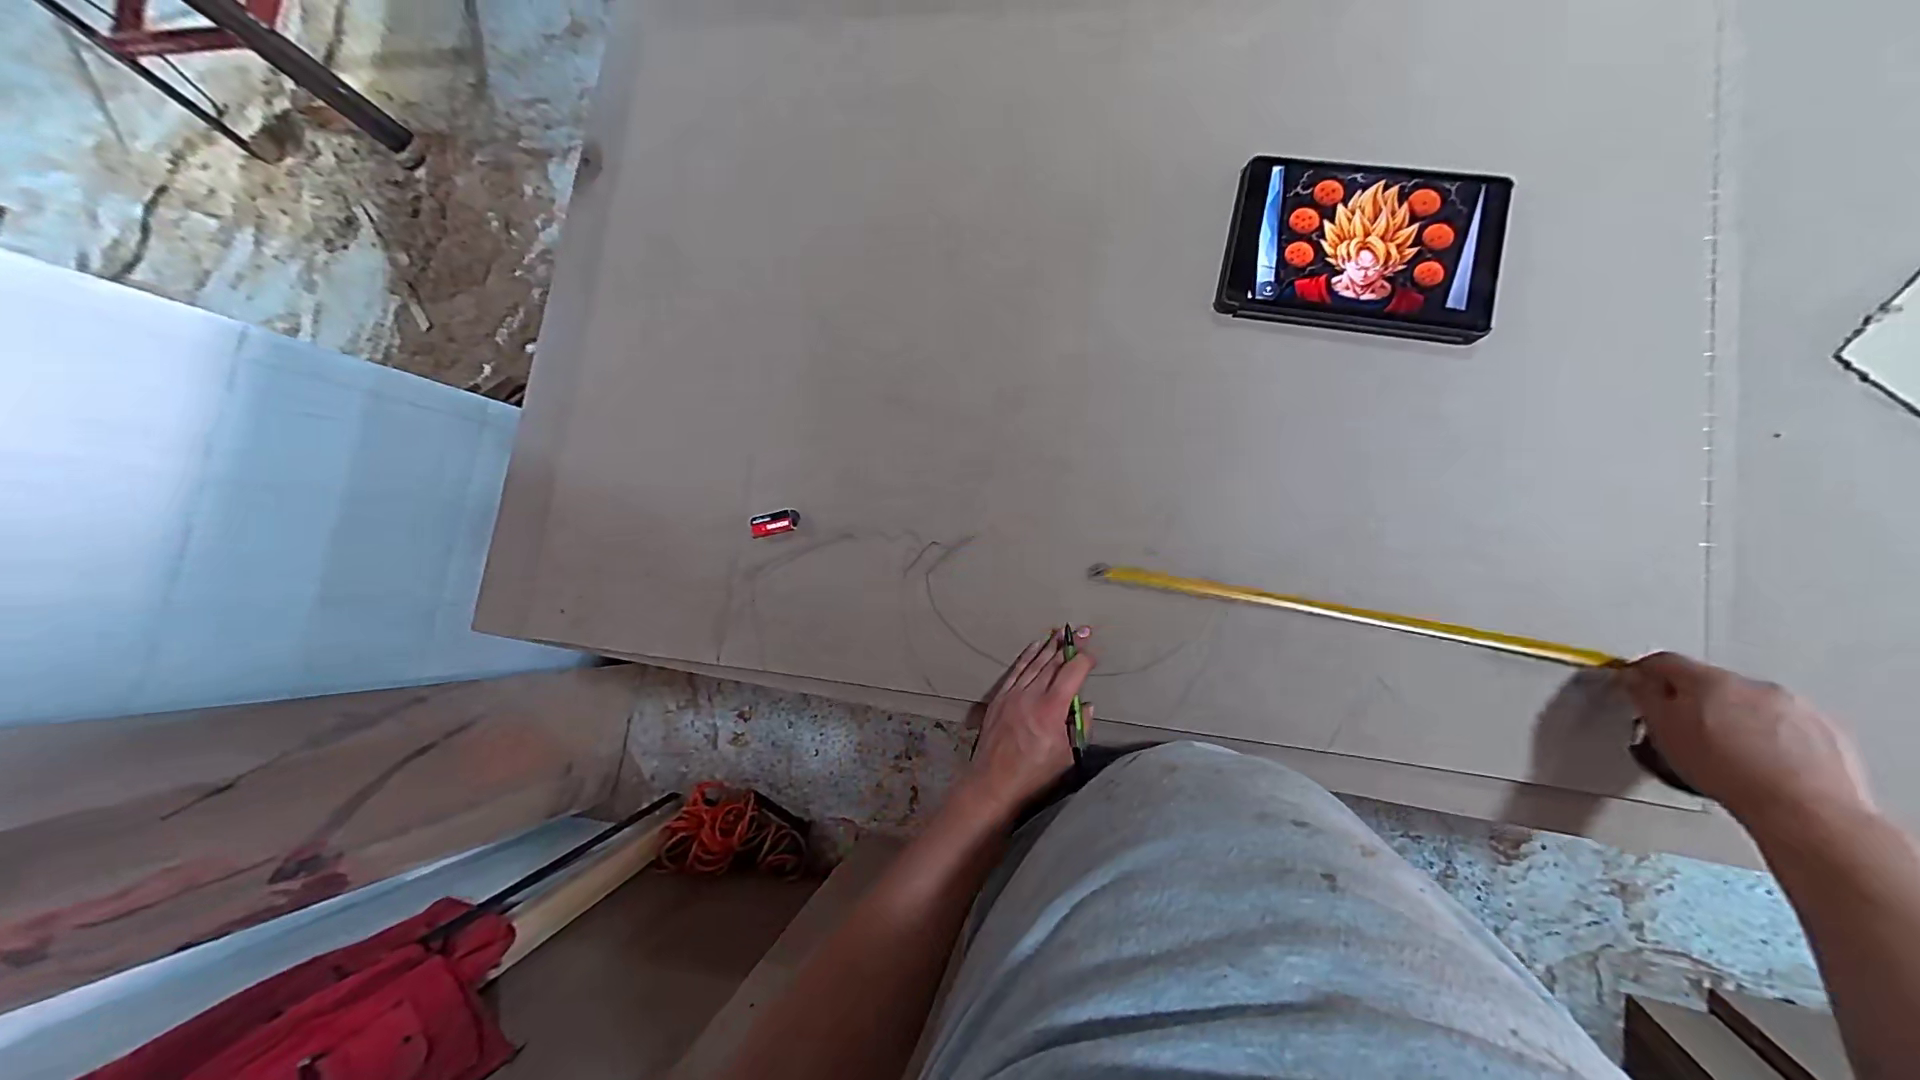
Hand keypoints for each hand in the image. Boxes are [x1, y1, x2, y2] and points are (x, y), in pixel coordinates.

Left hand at [959, 626, 1096, 818]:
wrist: (993, 782)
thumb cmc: (1034, 775)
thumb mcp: (1068, 755)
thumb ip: (1080, 726)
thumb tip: (1087, 706)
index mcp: (1051, 709)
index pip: (1072, 673)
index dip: (1084, 660)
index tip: (1092, 653)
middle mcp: (1031, 696)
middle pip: (1053, 663)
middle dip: (1068, 646)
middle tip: (1080, 631)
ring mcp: (1013, 695)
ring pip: (1034, 664)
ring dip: (1048, 647)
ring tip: (1060, 634)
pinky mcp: (1000, 699)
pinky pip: (1016, 671)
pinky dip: (1027, 657)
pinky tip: (1034, 647)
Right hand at [1617, 653, 1873, 827]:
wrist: (1802, 808)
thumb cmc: (1729, 772)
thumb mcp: (1662, 731)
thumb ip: (1644, 696)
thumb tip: (1637, 681)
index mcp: (1708, 680)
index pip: (1664, 662)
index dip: (1645, 673)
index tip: (1639, 685)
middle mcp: (1754, 686)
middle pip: (1709, 682)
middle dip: (1693, 701)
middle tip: (1681, 729)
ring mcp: (1796, 707)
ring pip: (1749, 703)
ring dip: (1733, 719)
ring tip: (1725, 754)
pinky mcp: (1827, 731)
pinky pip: (1786, 724)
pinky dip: (1770, 737)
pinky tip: (1761, 764)